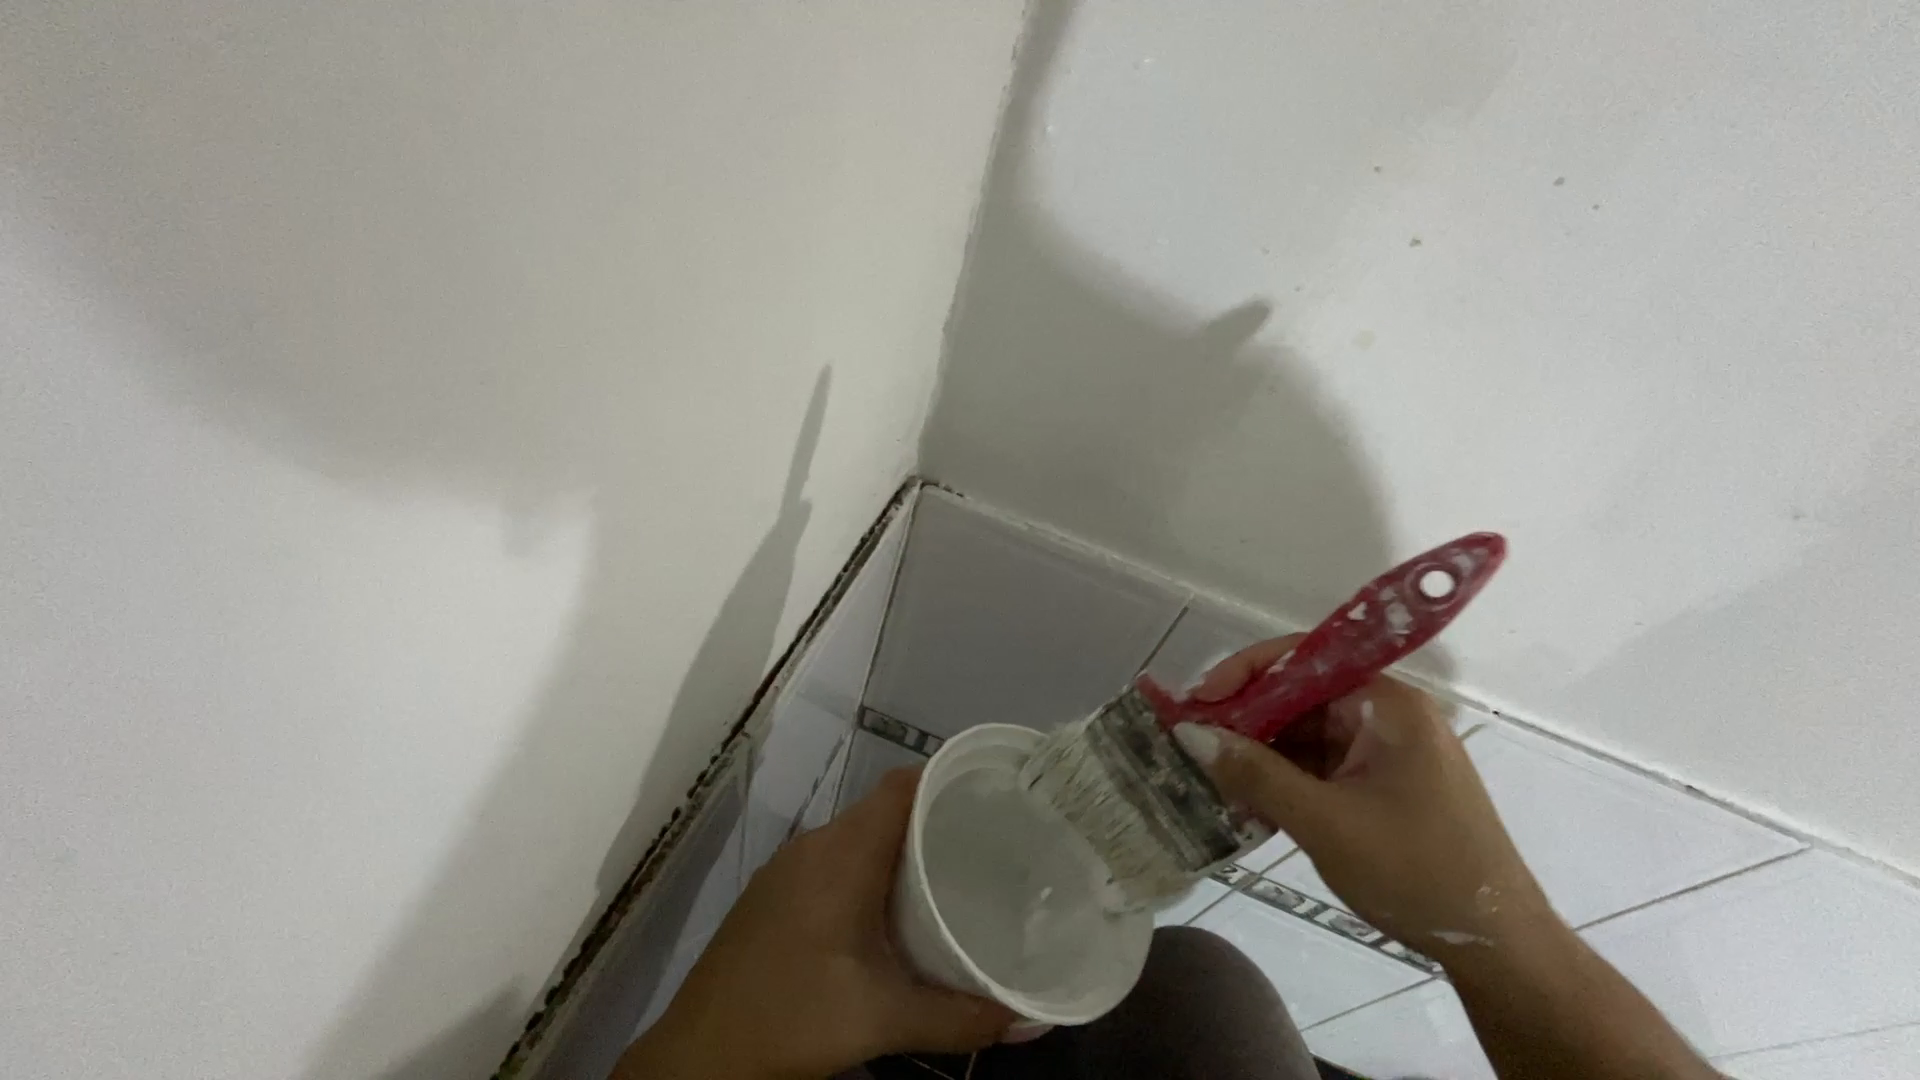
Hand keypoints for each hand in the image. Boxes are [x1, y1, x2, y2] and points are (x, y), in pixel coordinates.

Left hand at [617, 768, 1015, 1079]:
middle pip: (884, 809)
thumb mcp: (881, 1019)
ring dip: (902, 848)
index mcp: (842, 853)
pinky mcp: (774, 895)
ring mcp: (788, 869)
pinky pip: (836, 860)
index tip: (993, 794)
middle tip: (988, 843)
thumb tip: (1032, 1024)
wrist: (694, 1058)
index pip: (900, 786)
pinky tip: (893, 911)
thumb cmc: (789, 1017)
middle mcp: (814, 846)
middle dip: (936, 819)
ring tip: (952, 873)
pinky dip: (872, 870)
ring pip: (858, 836)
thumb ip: (959, 1017)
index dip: (946, 779)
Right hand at [1175, 635, 1558, 958]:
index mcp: (1386, 704)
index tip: (1197, 704)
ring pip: (1303, 732)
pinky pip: (1318, 763)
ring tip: (1213, 778)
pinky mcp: (1380, 782)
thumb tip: (1188, 733)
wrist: (1499, 948)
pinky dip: (1282, 778)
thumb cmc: (1416, 872)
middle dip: (1245, 719)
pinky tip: (1249, 803)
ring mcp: (1385, 749)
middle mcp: (1386, 714)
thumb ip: (1254, 773)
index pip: (1302, 659)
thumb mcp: (1323, 821)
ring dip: (1259, 754)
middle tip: (1194, 745)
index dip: (1243, 673)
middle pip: (1298, 694)